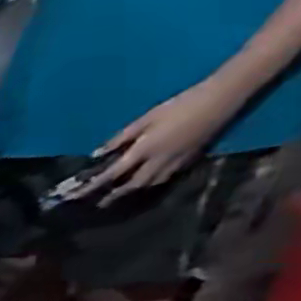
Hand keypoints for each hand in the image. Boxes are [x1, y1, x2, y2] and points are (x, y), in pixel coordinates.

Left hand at [82, 76, 247, 204]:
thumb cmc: (181, 104)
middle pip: (130, 185)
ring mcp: (175, 162)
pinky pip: (164, 178)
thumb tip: (97, 154)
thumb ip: (121, 138)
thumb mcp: (146, 118)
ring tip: (117, 196)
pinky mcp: (189, 160)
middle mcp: (157, 161)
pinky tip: (144, 183)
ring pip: (147, 184)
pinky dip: (150, 184)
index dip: (92, 186)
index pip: (111, 174)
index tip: (76, 195)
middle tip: (98, 202)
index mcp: (144, 150)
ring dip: (130, 192)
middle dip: (112, 195)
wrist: (224, 97)